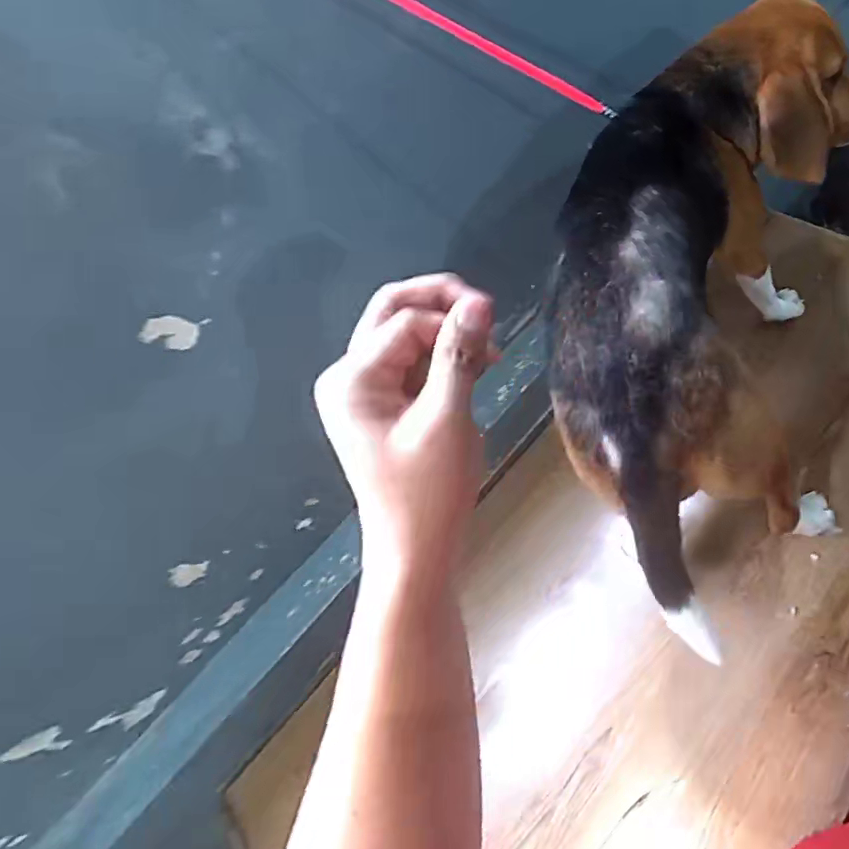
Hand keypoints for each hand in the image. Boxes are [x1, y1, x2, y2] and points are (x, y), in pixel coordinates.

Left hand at [314, 274, 495, 584]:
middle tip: (488, 313)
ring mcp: (368, 391)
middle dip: (442, 304)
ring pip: (408, 334)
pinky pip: (417, 361)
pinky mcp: (389, 404)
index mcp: (353, 379)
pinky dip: (447, 355)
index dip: (452, 317)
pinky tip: (478, 367)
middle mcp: (351, 377)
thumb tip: (479, 303)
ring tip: (490, 352)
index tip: (497, 330)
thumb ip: (460, 356)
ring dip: (449, 332)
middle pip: (395, 313)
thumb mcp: (448, 417)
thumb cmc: (429, 489)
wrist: (417, 544)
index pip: (406, 322)